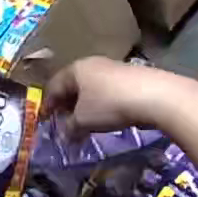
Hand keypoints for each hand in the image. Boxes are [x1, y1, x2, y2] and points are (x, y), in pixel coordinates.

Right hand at [44, 56, 176, 133]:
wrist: (153, 95)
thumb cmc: (109, 104)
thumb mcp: (83, 120)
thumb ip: (70, 127)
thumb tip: (65, 133)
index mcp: (75, 69)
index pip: (53, 86)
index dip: (47, 104)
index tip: (44, 120)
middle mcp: (91, 64)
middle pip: (72, 84)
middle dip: (66, 104)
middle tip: (62, 121)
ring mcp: (112, 68)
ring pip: (90, 88)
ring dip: (83, 105)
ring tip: (83, 122)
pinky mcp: (129, 77)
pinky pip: (106, 91)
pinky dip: (100, 103)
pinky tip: (104, 117)